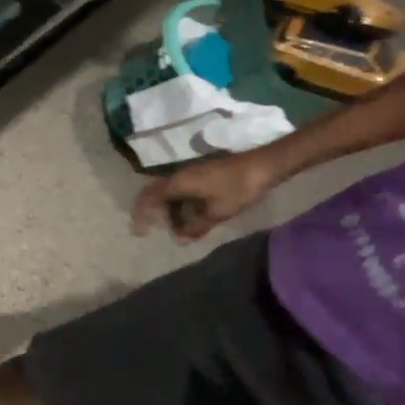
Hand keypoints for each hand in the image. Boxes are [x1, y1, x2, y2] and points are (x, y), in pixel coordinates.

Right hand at [131, 150, 280, 241]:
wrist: (264, 165)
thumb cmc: (237, 188)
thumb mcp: (217, 211)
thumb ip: (196, 226)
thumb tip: (180, 239)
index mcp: (174, 185)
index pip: (146, 200)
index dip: (140, 217)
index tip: (140, 233)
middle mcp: (176, 177)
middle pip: (153, 195)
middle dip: (151, 212)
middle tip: (154, 227)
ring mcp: (189, 174)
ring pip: (168, 193)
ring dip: (168, 210)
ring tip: (177, 226)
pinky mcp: (201, 175)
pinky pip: (180, 190)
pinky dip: (179, 204)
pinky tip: (190, 213)